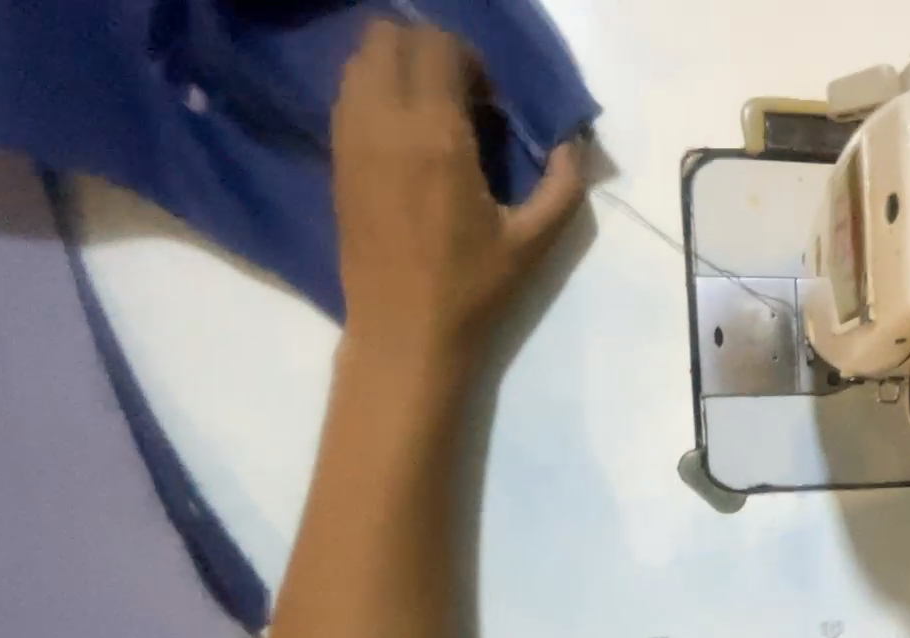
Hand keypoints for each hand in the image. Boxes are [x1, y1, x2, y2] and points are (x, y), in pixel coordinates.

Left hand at [332, 20, 585, 373]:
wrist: (405, 329)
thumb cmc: (474, 288)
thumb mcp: (533, 242)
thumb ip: (563, 186)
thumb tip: (572, 143)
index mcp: (437, 136)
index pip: (438, 47)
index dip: (470, 60)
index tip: (492, 99)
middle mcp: (383, 121)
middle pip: (389, 37)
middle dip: (431, 53)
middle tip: (463, 98)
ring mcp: (351, 136)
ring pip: (360, 58)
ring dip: (399, 69)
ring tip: (434, 115)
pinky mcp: (336, 157)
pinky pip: (348, 93)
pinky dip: (378, 93)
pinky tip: (409, 139)